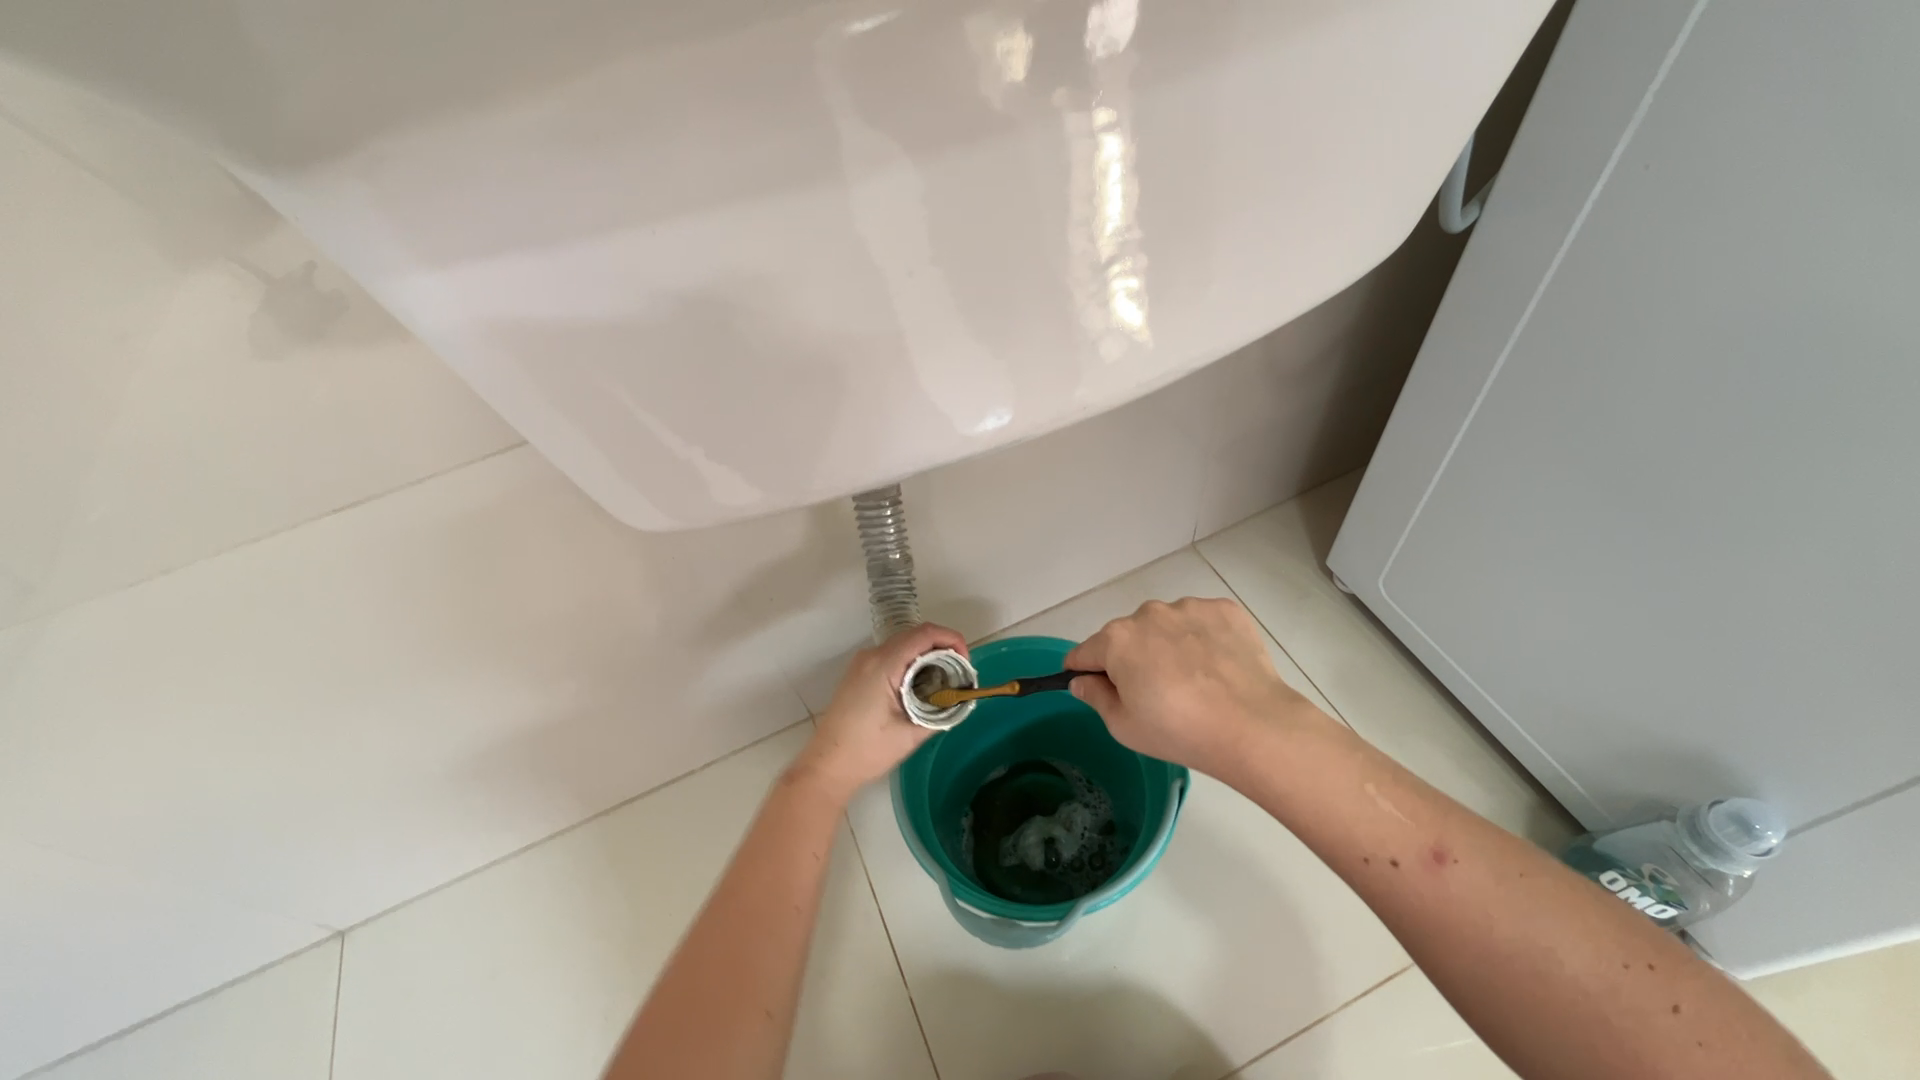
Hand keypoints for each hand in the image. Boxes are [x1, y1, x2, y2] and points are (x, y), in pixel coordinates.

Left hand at [794, 623, 968, 802]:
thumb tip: (960, 699)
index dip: (952, 640)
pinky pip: (891, 655)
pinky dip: (912, 662)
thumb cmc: (867, 751)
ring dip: (927, 655)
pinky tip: (921, 686)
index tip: (966, 663)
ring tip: (945, 680)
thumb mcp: (911, 734)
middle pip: (915, 635)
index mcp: (883, 665)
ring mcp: (862, 663)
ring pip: (903, 644)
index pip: (925, 634)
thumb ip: (940, 712)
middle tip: (960, 674)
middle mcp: (871, 656)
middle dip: (943, 648)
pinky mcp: (859, 673)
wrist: (827, 765)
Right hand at [1064, 597, 1330, 775]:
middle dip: (1131, 658)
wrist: (1253, 726)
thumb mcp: (1123, 726)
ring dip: (1168, 645)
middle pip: (1127, 636)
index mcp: (1117, 640)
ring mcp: (1189, 608)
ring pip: (1166, 625)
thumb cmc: (1179, 731)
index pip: (1085, 652)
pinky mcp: (1225, 610)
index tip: (1093, 687)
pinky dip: (1202, 639)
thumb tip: (1082, 680)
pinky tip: (1216, 668)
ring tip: (1192, 681)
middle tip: (1154, 694)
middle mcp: (1149, 613)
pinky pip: (1201, 622)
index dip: (1083, 671)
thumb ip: (1095, 696)